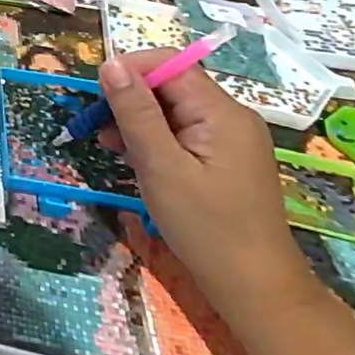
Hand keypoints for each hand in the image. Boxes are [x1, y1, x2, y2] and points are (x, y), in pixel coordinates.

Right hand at [98, 50, 315, 314]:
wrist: (256, 290)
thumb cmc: (205, 227)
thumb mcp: (160, 166)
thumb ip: (135, 112)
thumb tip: (111, 64)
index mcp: (221, 112)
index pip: (170, 64)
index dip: (131, 69)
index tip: (98, 96)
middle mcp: (231, 116)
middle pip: (171, 85)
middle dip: (131, 99)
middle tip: (99, 128)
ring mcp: (230, 138)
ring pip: (174, 109)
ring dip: (139, 120)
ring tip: (112, 147)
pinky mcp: (225, 158)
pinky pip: (183, 131)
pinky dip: (155, 138)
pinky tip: (135, 158)